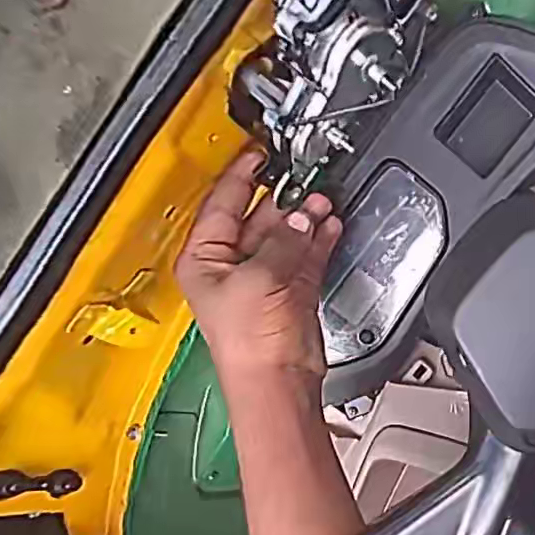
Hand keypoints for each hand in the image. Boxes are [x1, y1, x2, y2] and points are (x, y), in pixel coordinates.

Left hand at [175, 148, 341, 379]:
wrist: (277, 380)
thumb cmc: (249, 343)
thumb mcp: (259, 280)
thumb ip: (283, 244)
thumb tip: (301, 218)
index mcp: (205, 259)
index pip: (222, 205)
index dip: (240, 177)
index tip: (257, 154)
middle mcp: (232, 267)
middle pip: (258, 220)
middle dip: (283, 202)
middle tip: (304, 182)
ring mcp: (264, 280)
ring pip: (287, 238)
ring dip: (305, 221)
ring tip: (322, 202)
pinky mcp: (292, 293)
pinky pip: (306, 258)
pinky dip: (319, 243)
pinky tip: (329, 227)